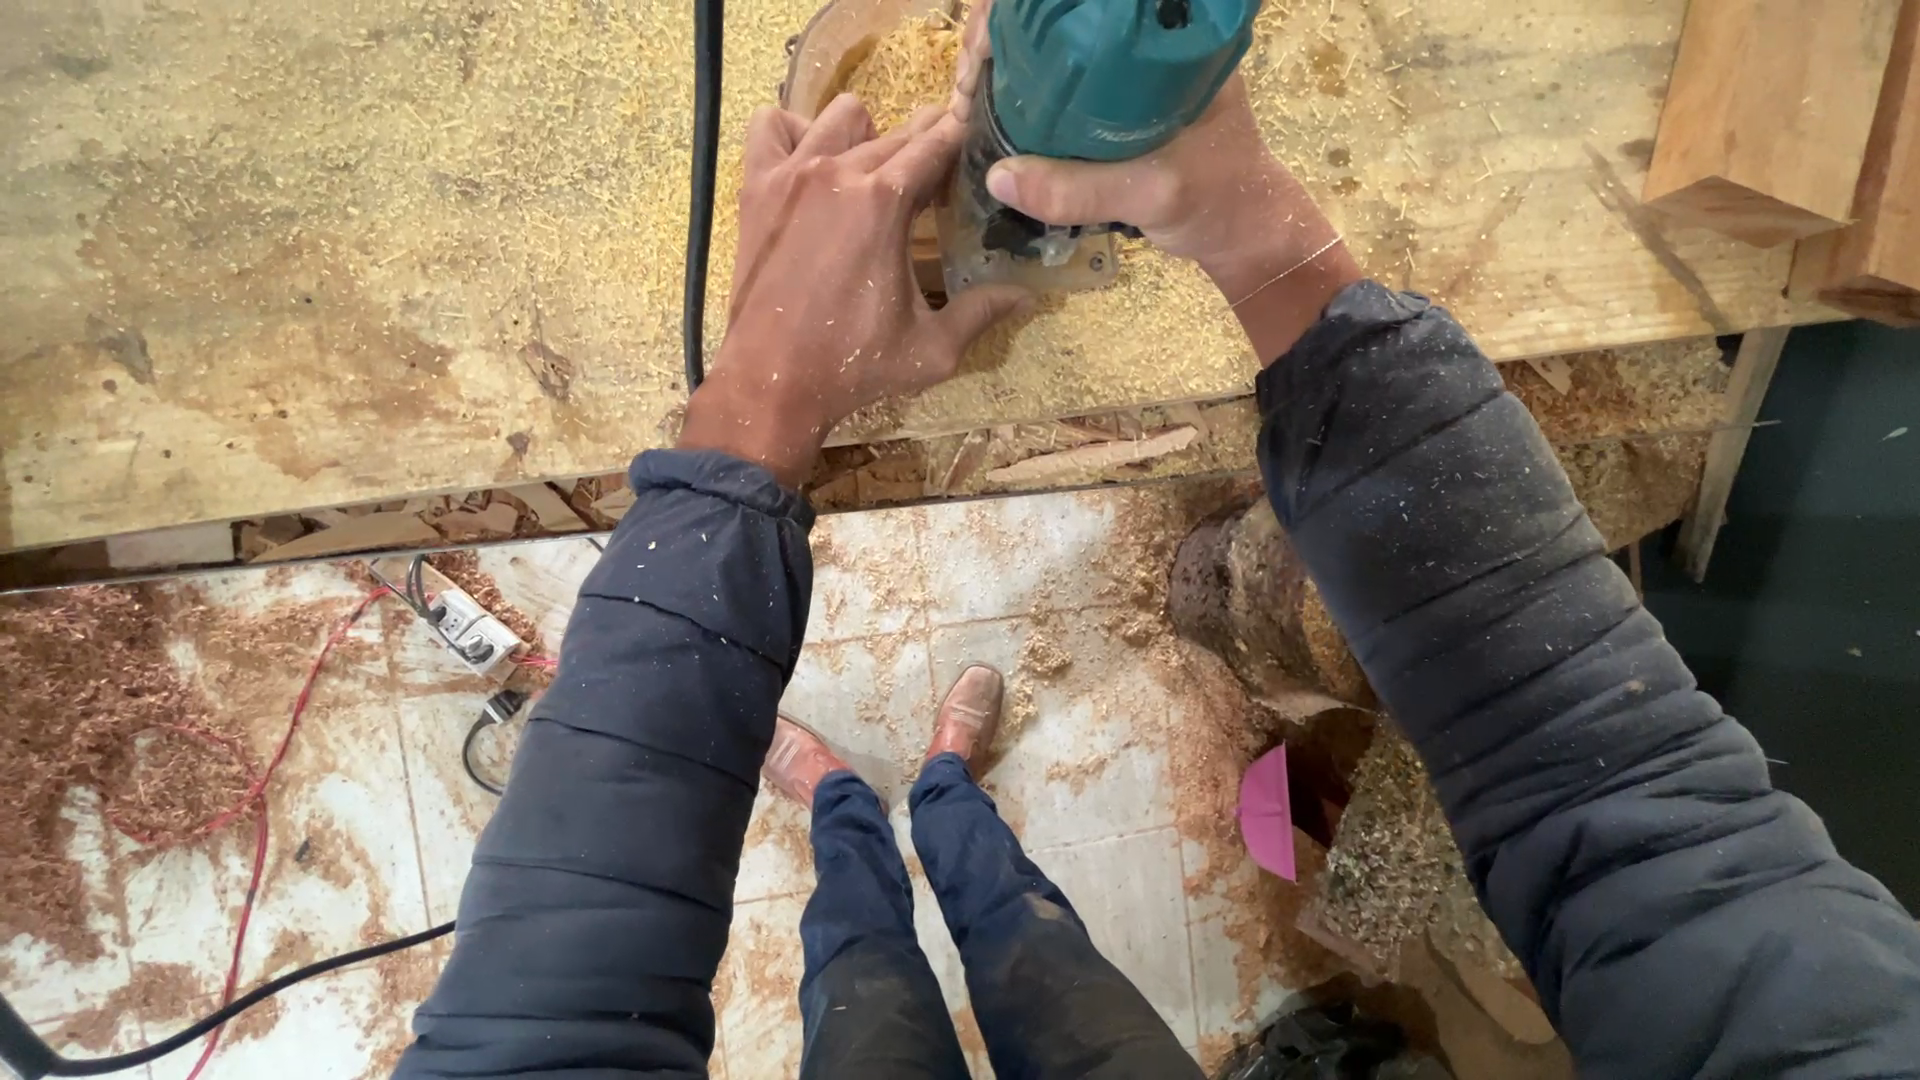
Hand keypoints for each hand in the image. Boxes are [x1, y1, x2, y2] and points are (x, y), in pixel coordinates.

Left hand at [679, 95, 1031, 487]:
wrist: (774, 381)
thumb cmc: (854, 368)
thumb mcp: (931, 349)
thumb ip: (980, 314)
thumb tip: (1027, 296)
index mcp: (885, 204)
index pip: (934, 146)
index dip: (958, 144)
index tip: (970, 154)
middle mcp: (838, 172)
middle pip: (894, 133)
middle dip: (923, 145)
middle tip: (935, 176)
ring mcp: (792, 174)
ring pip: (841, 117)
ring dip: (867, 136)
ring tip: (873, 175)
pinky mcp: (757, 188)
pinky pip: (772, 125)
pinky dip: (797, 132)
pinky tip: (812, 163)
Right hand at [950, 1, 1358, 359]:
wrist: (1238, 230)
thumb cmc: (1215, 198)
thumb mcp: (1152, 192)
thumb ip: (1081, 189)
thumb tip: (997, 178)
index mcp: (1157, 32)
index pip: (1074, 0)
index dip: (1012, 14)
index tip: (980, 57)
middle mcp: (1133, 42)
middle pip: (1047, 21)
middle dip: (994, 45)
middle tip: (964, 95)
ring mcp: (1117, 77)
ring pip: (1044, 59)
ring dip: (999, 76)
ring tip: (967, 110)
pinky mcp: (1106, 111)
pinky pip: (1052, 98)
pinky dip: (1017, 106)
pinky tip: (990, 123)